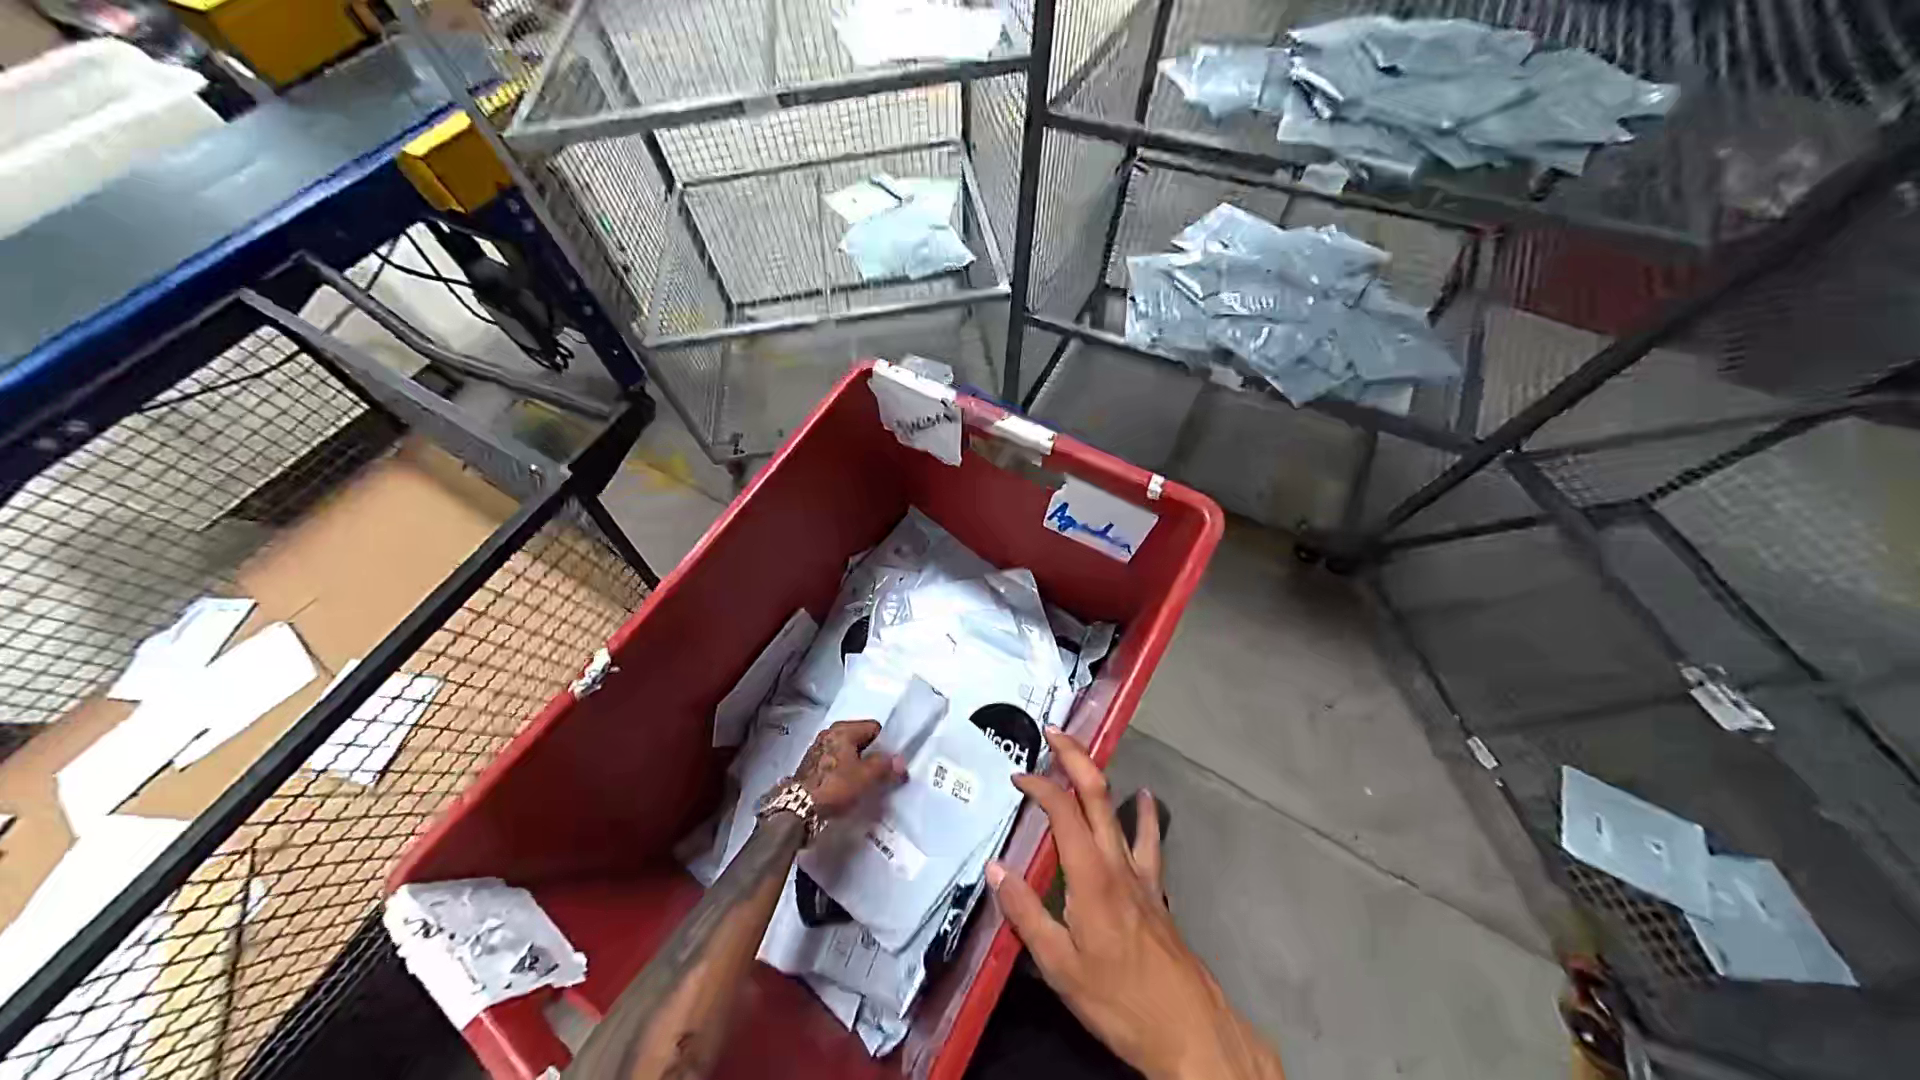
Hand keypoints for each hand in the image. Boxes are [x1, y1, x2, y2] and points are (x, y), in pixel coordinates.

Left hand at [791, 719, 905, 817]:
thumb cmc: (836, 786)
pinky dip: (844, 771)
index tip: (890, 763)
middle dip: (872, 755)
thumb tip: (900, 761)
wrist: (799, 809)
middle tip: (880, 774)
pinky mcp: (811, 765)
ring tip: (865, 783)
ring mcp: (818, 748)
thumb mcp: (867, 776)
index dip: (886, 744)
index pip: (874, 728)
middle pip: (860, 740)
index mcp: (843, 729)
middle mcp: (829, 733)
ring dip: (858, 765)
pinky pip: (836, 762)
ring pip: (848, 752)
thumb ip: (886, 765)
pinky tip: (848, 787)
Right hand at [987, 729, 1285, 1079]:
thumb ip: (1025, 913)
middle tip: (1053, 732)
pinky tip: (1146, 796)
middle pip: (1095, 794)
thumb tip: (995, 869)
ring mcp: (1140, 873)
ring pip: (1119, 809)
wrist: (1188, 1030)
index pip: (1062, 811)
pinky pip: (1149, 840)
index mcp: (1090, 876)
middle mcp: (1116, 863)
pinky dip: (1146, 814)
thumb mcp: (1059, 966)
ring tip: (1082, 753)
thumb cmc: (1118, 1000)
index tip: (1017, 778)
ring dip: (1099, 776)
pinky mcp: (1154, 889)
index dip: (1040, 787)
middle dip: (1073, 757)